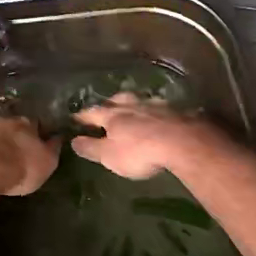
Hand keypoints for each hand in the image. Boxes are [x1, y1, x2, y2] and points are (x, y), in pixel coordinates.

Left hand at [0, 115, 59, 196]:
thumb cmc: (18, 169)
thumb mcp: (47, 164)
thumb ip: (52, 149)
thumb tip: (57, 137)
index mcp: (24, 125)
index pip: (33, 124)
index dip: (33, 133)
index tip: (33, 141)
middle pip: (5, 123)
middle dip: (6, 132)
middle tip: (7, 147)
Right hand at [72, 93, 228, 179]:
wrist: (181, 142)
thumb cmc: (140, 152)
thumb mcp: (109, 156)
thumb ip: (91, 148)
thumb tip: (74, 141)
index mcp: (113, 116)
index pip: (92, 113)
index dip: (82, 116)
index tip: (75, 117)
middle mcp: (134, 105)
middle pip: (118, 99)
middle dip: (110, 102)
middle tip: (107, 106)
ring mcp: (157, 106)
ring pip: (142, 100)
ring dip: (135, 103)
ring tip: (134, 108)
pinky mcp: (177, 111)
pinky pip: (163, 108)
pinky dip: (158, 111)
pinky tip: (161, 115)